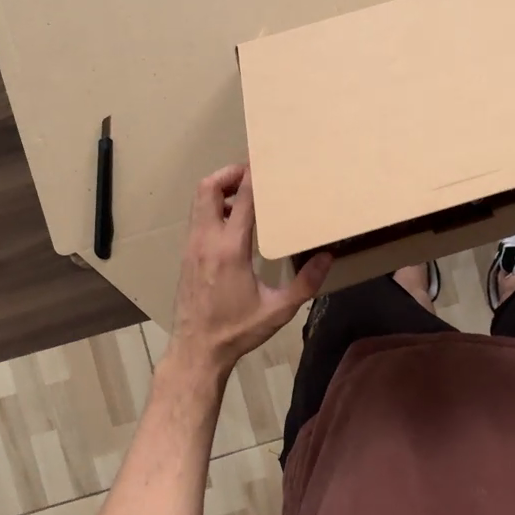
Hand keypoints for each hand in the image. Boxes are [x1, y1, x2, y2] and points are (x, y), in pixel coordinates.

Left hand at [168, 164, 331, 377]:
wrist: (196, 351)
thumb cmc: (237, 330)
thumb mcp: (278, 311)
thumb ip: (305, 283)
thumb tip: (327, 256)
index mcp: (230, 249)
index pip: (242, 200)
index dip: (253, 176)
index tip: (266, 163)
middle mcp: (207, 241)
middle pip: (208, 189)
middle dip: (229, 173)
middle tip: (254, 174)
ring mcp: (192, 247)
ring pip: (199, 201)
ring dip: (221, 189)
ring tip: (247, 194)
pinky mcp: (187, 255)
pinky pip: (198, 217)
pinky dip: (214, 207)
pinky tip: (235, 221)